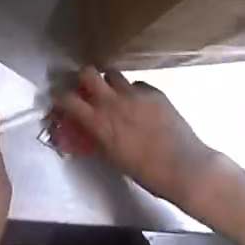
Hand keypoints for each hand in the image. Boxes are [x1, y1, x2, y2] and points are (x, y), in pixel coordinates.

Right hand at [50, 68, 221, 206]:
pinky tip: (140, 105)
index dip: (60, 98)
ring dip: (109, 82)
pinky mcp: (154, 92)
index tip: (61, 102)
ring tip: (115, 93)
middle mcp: (113, 102)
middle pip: (88, 73)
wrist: (183, 167)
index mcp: (99, 122)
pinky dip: (133, 91)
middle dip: (84, 79)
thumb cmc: (145, 172)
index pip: (68, 99)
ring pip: (113, 73)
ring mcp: (135, 94)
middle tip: (88, 89)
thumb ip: (98, 138)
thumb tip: (91, 129)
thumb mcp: (113, 157)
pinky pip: (137, 84)